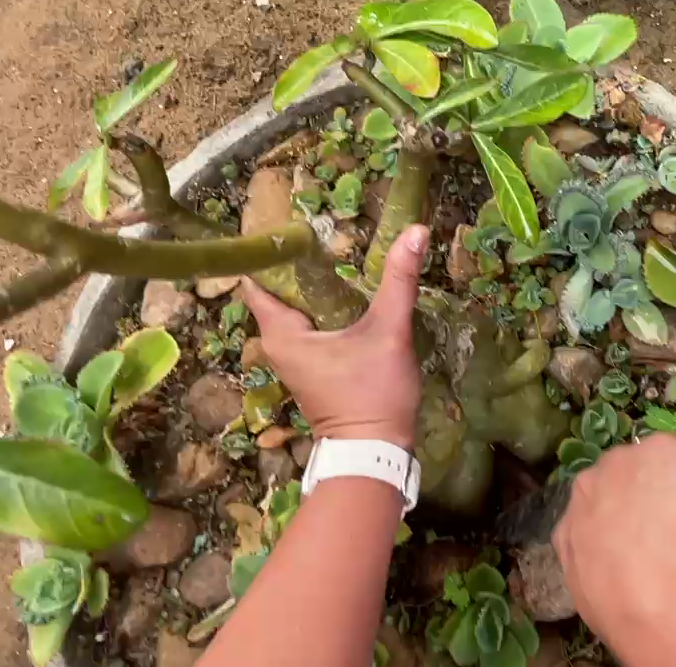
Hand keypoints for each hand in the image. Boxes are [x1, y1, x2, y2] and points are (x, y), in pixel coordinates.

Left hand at [239, 225, 426, 449]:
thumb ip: (399, 279)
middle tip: (327, 229)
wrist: (375, 453)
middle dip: (302, 261)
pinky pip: (310, 322)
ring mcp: (295, 356)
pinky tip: (350, 289)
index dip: (272, 250)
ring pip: (298, 306)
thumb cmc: (372, 392)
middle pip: (281, 289)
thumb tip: (416, 229)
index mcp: (283, 333)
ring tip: (341, 249)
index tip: (294, 223)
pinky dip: (325, 304)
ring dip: (316, 283)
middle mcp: (279, 343)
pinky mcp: (313, 365)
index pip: (259, 279)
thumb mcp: (389, 331)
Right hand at [552, 432, 675, 624]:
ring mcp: (624, 461)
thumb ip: (604, 581)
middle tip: (669, 528)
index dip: (613, 527)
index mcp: (569, 534)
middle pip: (612, 483)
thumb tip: (627, 585)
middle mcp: (587, 489)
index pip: (585, 521)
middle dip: (636, 497)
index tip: (637, 543)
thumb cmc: (634, 612)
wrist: (671, 581)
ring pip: (649, 464)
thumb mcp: (603, 608)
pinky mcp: (662, 446)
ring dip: (668, 482)